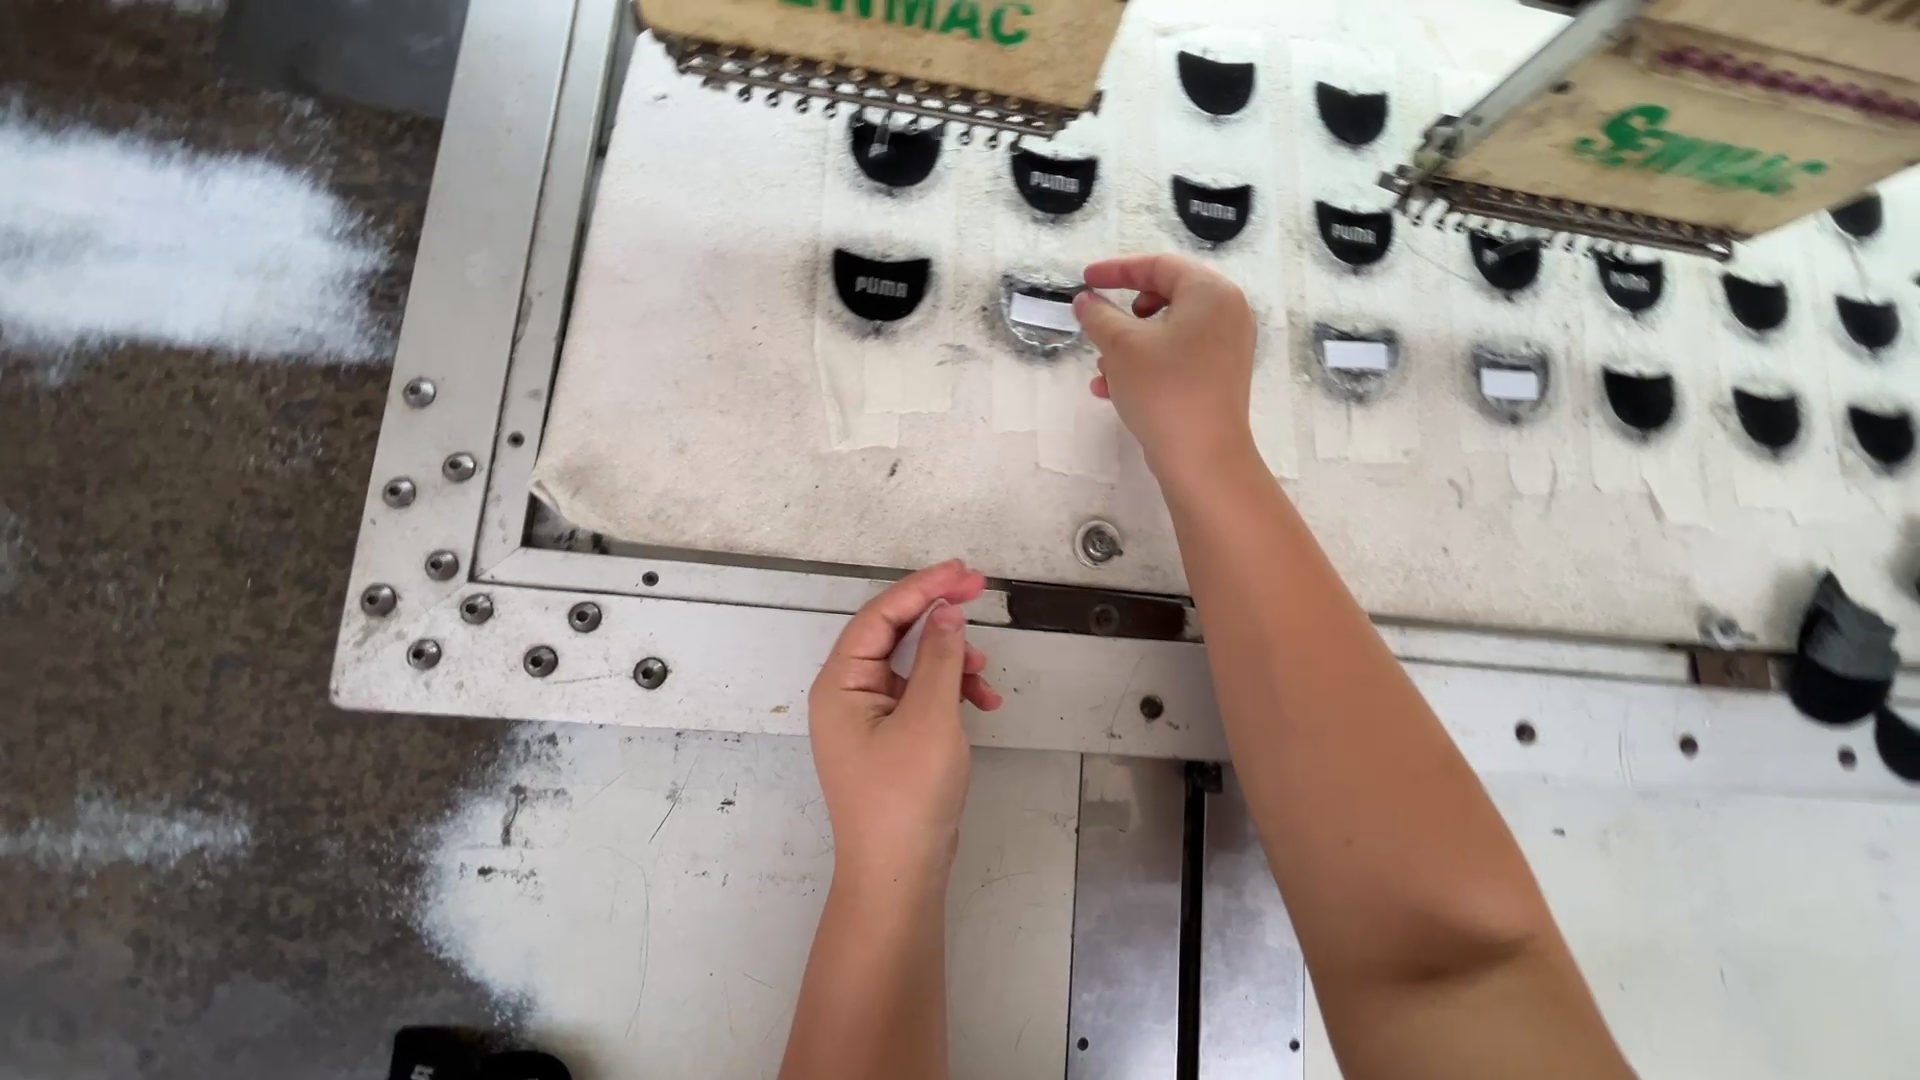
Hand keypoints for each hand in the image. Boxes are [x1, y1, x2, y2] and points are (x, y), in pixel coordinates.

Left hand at [807, 560, 1003, 885]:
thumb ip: (938, 657)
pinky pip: (920, 696)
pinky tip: (981, 704)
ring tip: (985, 676)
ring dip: (951, 661)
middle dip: (937, 617)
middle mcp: (847, 693)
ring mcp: (868, 717)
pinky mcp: (890, 738)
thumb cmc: (906, 796)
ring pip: (912, 665)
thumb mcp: (929, 717)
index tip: (964, 572)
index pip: (880, 615)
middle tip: (978, 592)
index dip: (922, 587)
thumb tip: (946, 613)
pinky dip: (951, 693)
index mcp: (840, 683)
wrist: (900, 876)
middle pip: (893, 634)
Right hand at [1073, 254, 1259, 483]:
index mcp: (1211, 292)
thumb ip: (1099, 315)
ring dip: (1127, 346)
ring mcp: (1226, 347)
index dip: (1116, 270)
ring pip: (1166, 332)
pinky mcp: (1219, 376)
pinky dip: (1145, 365)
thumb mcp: (1121, 346)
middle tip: (1098, 328)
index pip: (1158, 266)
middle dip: (1122, 316)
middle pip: (1164, 298)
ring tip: (1102, 371)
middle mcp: (1227, 313)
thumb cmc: (1164, 389)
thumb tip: (1085, 301)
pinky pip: (1176, 357)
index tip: (1085, 280)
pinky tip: (1113, 390)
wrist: (1202, 457)